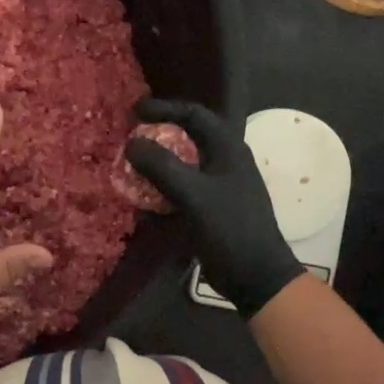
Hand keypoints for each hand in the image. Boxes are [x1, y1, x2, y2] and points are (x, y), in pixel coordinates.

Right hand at [124, 98, 303, 317]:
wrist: (255, 275)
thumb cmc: (230, 229)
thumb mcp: (194, 195)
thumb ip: (162, 167)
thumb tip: (131, 143)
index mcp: (228, 149)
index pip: (194, 114)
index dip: (164, 108)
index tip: (133, 112)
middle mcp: (225, 161)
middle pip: (188, 137)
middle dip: (157, 135)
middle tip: (129, 138)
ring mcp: (219, 185)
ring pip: (184, 164)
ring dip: (158, 164)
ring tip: (130, 167)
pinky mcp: (212, 208)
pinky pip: (183, 189)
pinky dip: (162, 188)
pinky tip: (144, 198)